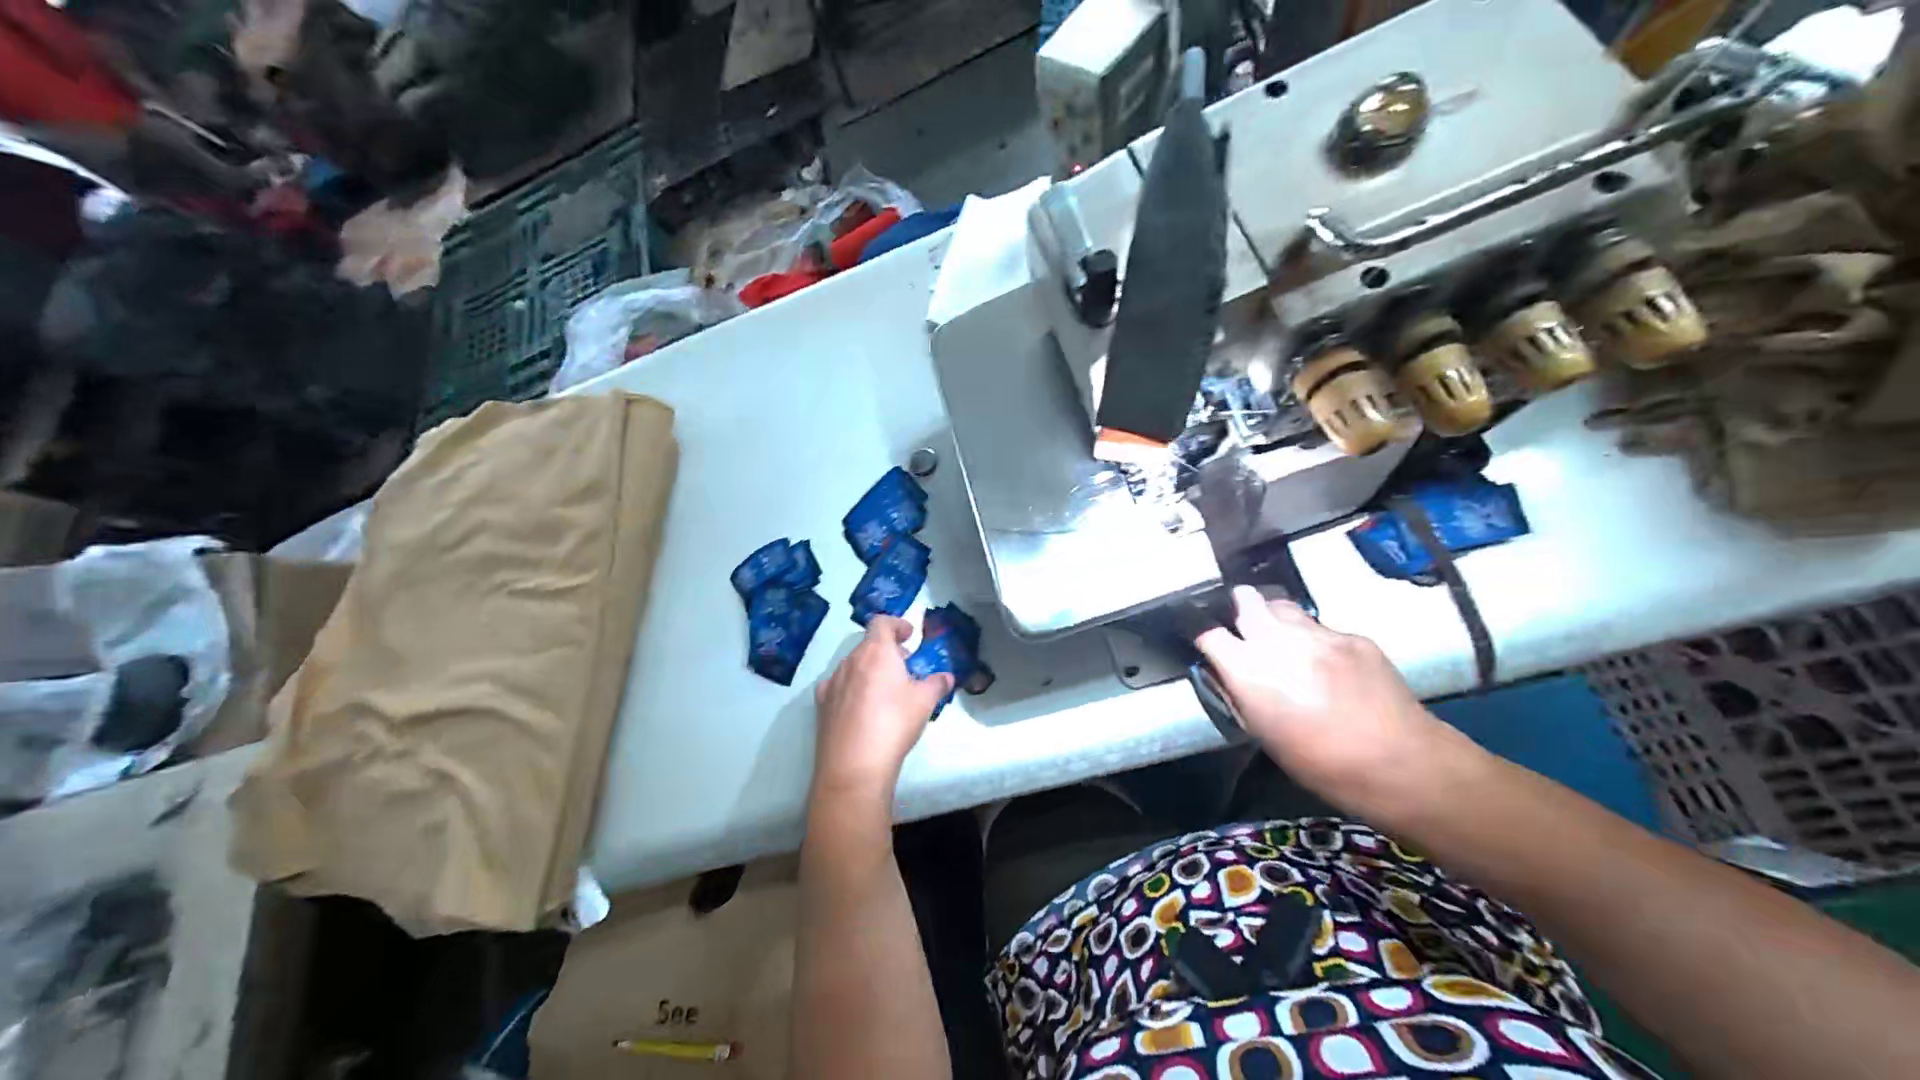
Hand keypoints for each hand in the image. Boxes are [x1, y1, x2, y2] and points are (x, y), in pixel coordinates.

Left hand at [813, 616, 954, 800]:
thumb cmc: (894, 723)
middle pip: (868, 645)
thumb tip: (947, 676)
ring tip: (885, 692)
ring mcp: (832, 682)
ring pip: (853, 666)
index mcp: (876, 651)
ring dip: (869, 670)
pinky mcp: (821, 705)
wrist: (854, 765)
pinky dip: (852, 689)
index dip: (896, 625)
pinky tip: (862, 709)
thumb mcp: (924, 702)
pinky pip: (840, 687)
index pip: (881, 623)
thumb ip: (937, 684)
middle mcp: (850, 661)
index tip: (909, 635)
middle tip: (904, 668)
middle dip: (886, 651)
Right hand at [1195, 586, 1470, 816]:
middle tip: (1245, 629)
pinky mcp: (1353, 636)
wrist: (1399, 764)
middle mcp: (1279, 642)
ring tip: (1285, 642)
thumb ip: (1240, 694)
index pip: (1209, 633)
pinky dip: (1315, 639)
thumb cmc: (1320, 765)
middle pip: (1246, 599)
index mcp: (1250, 671)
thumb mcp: (1262, 734)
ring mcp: (1319, 634)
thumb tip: (1227, 674)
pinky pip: (1322, 628)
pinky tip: (1328, 665)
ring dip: (1276, 620)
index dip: (1206, 637)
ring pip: (1283, 606)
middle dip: (1240, 609)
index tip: (1211, 646)